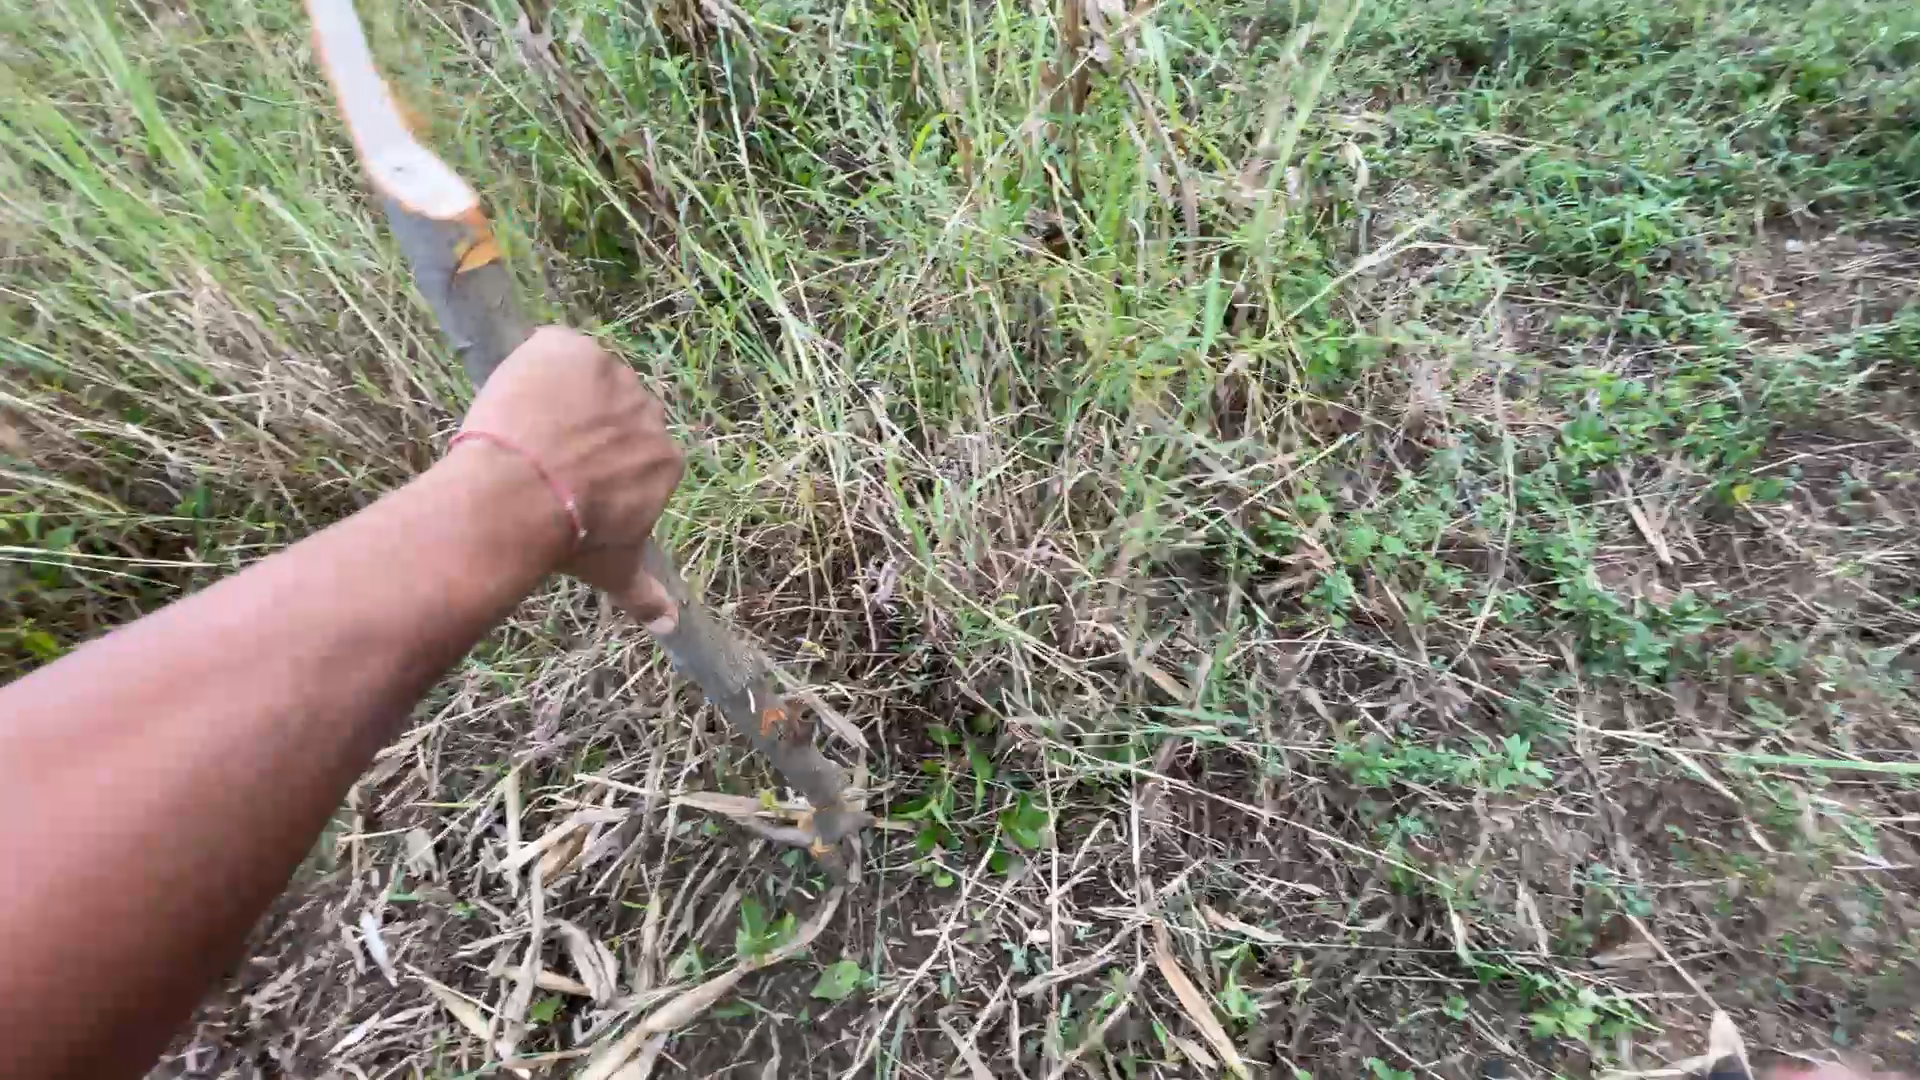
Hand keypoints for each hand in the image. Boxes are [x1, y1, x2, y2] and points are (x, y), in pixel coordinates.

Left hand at [456, 326, 684, 626]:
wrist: (520, 499)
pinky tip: (518, 393)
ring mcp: (614, 377)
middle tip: (545, 451)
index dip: (601, 457)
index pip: (635, 447)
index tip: (573, 472)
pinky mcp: (574, 350)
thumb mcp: (615, 569)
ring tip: (525, 425)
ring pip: (586, 378)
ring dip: (561, 393)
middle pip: (615, 410)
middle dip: (586, 425)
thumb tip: (672, 626)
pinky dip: (538, 362)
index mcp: (666, 461)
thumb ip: (646, 593)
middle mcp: (651, 414)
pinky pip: (557, 347)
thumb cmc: (572, 539)